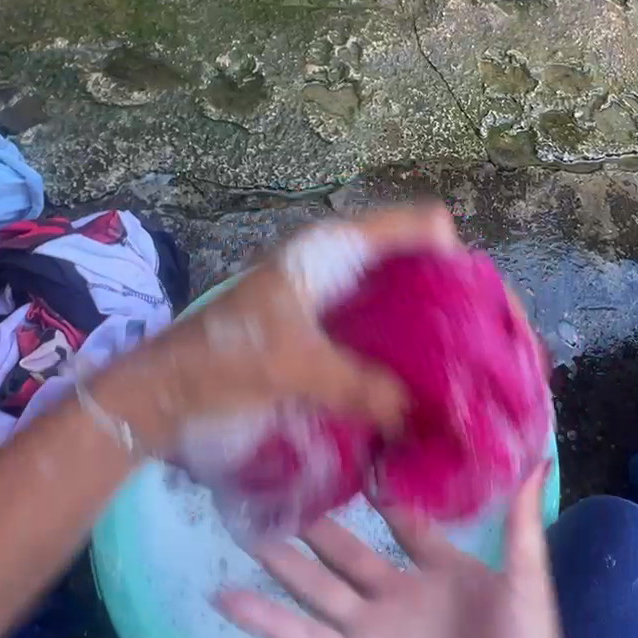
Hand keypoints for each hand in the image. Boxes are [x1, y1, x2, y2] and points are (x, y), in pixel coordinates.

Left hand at [88, 204, 460, 452]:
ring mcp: (331, 292)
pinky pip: (379, 325)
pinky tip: (415, 380)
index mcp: (333, 247)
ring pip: (399, 294)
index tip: (473, 307)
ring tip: (456, 364)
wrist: (161, 391)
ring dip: (427, 324)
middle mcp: (339, 260)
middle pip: (416, 258)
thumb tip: (420, 414)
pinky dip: (401, 346)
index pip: (419, 223)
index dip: (454, 255)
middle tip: (476, 342)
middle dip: (449, 294)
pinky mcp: (323, 324)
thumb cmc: (223, 360)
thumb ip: (361, 386)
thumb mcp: (295, 368)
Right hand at [217, 470, 568, 637]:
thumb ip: (522, 524)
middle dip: (315, 519)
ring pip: (316, 587)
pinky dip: (264, 619)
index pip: (403, 517)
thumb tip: (537, 454)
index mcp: (443, 569)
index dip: (378, 486)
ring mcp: (373, 633)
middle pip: (347, 549)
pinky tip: (228, 594)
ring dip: (280, 560)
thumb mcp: (528, 585)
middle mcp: (399, 595)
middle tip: (279, 480)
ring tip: (244, 525)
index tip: (350, 448)